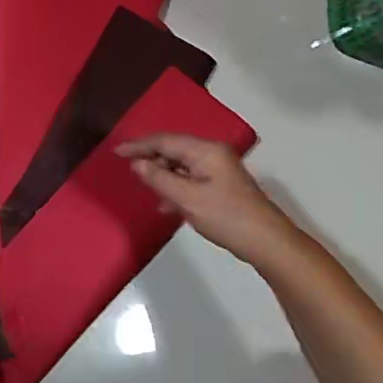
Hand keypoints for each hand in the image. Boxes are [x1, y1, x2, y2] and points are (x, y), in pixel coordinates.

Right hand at [116, 134, 299, 263]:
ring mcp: (218, 170)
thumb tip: (138, 164)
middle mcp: (213, 154)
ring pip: (181, 165)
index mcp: (206, 151)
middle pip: (174, 150)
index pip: (166, 141)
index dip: (139, 145)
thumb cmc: (226, 217)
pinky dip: (175, 186)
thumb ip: (160, 179)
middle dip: (150, 157)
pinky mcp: (220, 186)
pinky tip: (165, 203)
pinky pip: (190, 179)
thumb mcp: (187, 199)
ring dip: (162, 174)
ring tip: (144, 185)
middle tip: (127, 167)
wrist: (265, 241)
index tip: (117, 152)